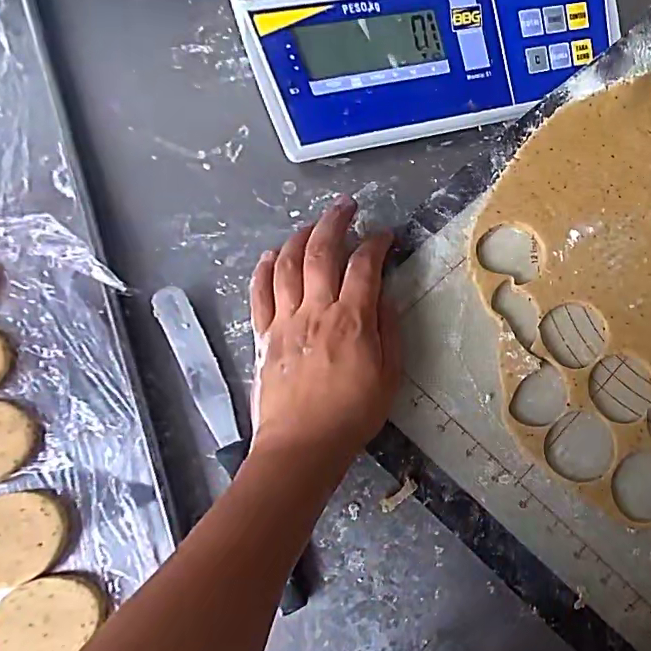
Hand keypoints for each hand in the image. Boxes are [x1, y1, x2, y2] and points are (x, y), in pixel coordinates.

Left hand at [248, 196, 401, 466]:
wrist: (303, 443)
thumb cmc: (355, 412)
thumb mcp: (390, 373)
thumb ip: (388, 330)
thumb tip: (383, 296)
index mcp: (353, 320)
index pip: (364, 266)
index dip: (376, 243)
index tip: (386, 235)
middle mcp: (316, 311)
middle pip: (320, 253)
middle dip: (334, 223)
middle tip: (347, 207)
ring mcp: (285, 321)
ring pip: (285, 265)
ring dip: (299, 237)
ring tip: (312, 225)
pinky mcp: (264, 335)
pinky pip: (259, 292)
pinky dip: (264, 268)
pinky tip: (271, 255)